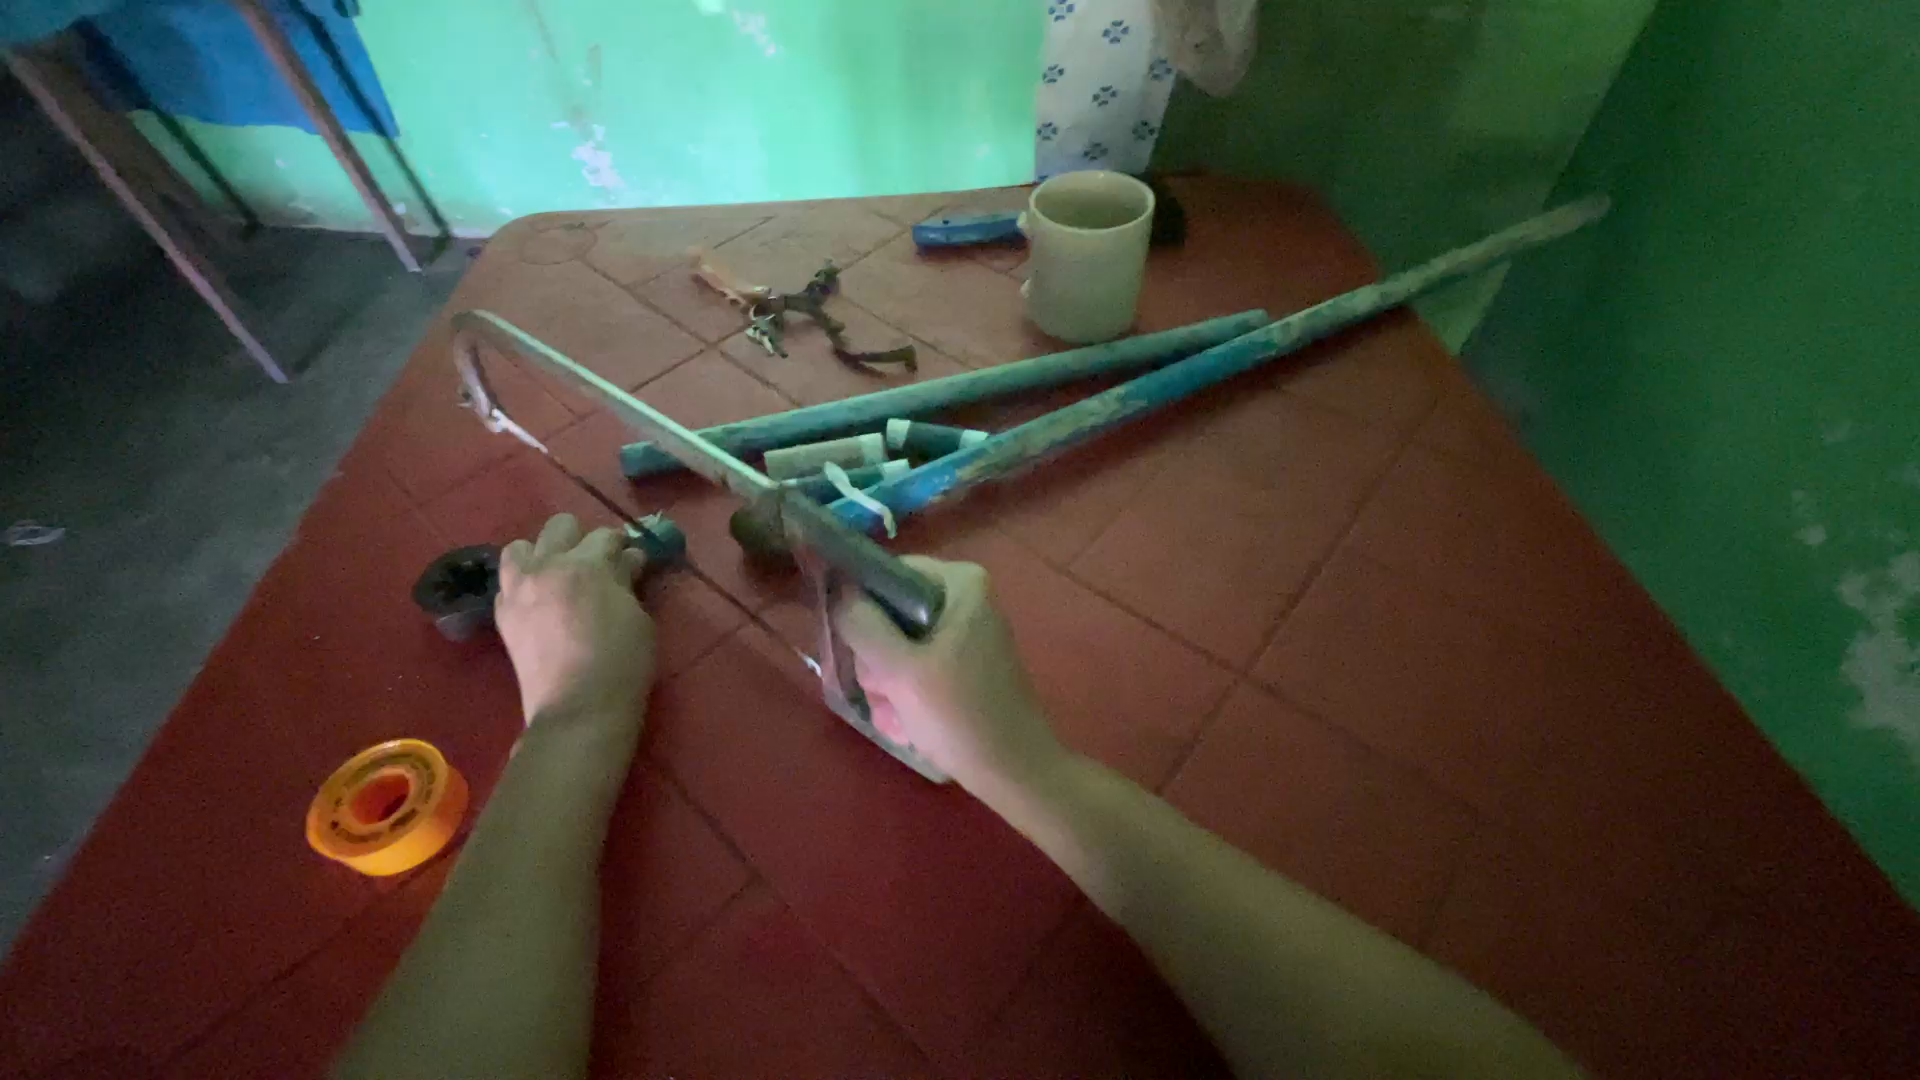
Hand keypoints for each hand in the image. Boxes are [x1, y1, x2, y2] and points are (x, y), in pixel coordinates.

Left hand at [495, 513, 654, 725]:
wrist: (578, 707)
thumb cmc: (622, 661)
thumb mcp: (638, 617)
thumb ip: (627, 582)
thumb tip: (628, 560)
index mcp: (586, 565)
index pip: (606, 536)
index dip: (623, 546)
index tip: (633, 560)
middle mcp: (546, 566)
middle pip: (560, 526)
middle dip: (581, 539)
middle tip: (597, 565)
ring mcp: (518, 589)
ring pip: (522, 547)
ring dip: (543, 555)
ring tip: (560, 578)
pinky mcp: (503, 614)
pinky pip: (509, 582)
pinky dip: (526, 583)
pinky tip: (543, 602)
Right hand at [834, 557, 1065, 792]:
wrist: (1013, 771)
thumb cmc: (960, 715)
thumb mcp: (900, 670)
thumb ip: (862, 626)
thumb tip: (839, 593)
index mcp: (961, 583)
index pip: (888, 575)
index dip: (863, 609)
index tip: (857, 648)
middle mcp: (966, 598)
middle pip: (892, 613)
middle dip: (879, 658)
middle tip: (884, 690)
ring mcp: (967, 633)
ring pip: (899, 645)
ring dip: (888, 684)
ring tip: (898, 714)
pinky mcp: (965, 664)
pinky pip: (918, 667)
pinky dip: (907, 694)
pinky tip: (908, 723)